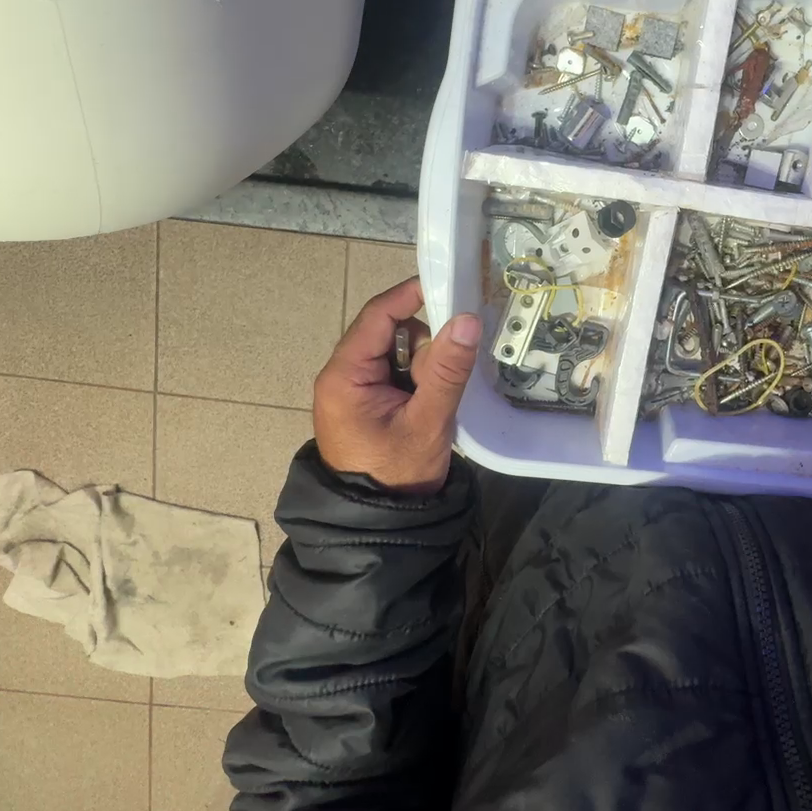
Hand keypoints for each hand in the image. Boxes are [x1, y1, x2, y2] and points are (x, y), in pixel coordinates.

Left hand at [313, 278, 481, 494]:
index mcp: (344, 375)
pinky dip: (419, 377)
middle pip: (390, 331)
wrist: (382, 524)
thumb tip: (468, 319)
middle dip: (422, 345)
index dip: (411, 296)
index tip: (450, 287)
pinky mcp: (370, 401)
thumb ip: (446, 369)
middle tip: (438, 380)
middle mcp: (343, 374)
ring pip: (398, 350)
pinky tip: (429, 400)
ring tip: (432, 400)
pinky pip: (398, 371)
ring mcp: (356, 388)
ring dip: (422, 364)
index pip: (377, 315)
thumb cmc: (397, 473)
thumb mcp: (427, 420)